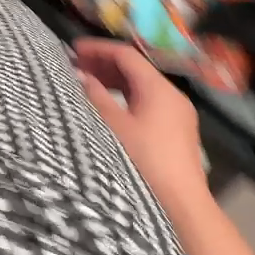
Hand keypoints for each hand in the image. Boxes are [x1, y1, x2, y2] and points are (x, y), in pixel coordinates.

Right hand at [73, 39, 209, 207]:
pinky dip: (125, 96)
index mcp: (159, 89)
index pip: (126, 55)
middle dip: (104, 64)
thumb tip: (79, 74)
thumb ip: (94, 95)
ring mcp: (178, 114)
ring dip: (113, 80)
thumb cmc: (144, 160)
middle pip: (135, 68)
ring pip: (141, 86)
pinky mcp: (177, 131)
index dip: (98, 49)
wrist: (181, 205)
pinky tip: (107, 105)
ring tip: (86, 83)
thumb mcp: (112, 125)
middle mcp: (173, 96)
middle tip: (75, 66)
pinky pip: (147, 101)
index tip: (73, 49)